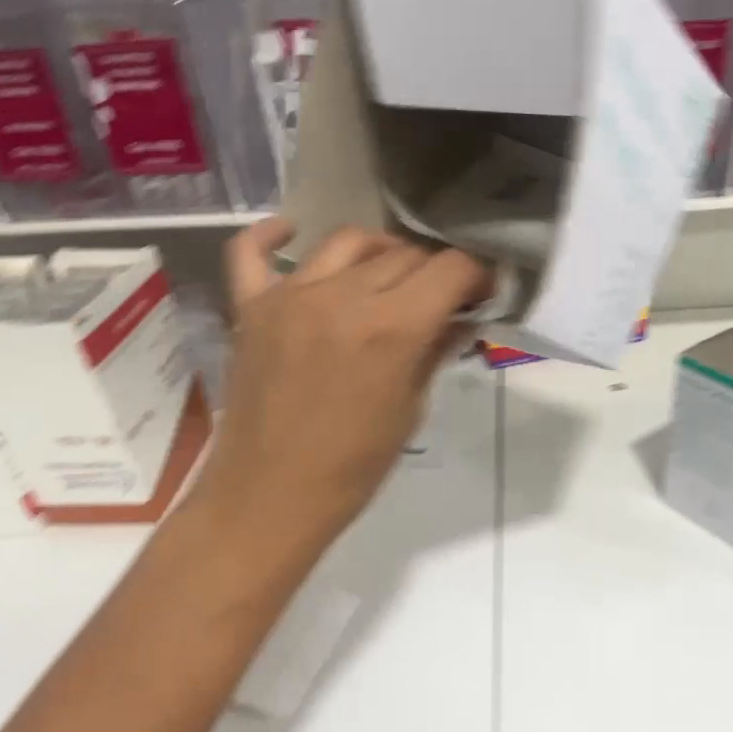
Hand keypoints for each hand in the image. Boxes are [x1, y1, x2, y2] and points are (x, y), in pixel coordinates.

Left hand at [197, 218, 488, 546]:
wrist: (270, 497)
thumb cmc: (351, 470)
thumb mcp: (408, 412)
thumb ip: (433, 354)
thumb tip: (459, 320)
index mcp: (390, 329)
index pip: (448, 270)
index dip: (476, 275)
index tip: (482, 292)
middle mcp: (341, 297)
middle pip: (402, 255)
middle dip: (432, 271)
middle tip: (440, 299)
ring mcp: (289, 297)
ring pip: (346, 242)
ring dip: (379, 253)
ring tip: (388, 277)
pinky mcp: (250, 307)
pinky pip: (251, 250)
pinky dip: (273, 236)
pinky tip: (292, 235)